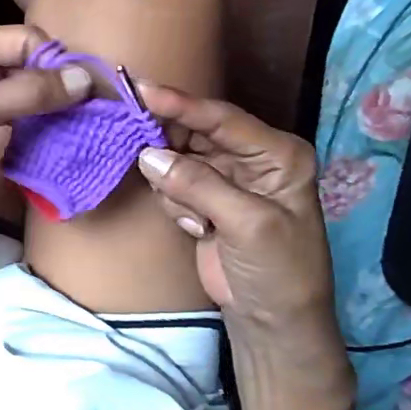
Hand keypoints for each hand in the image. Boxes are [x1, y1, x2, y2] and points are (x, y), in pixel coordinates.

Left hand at [0, 26, 91, 222]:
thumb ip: (26, 92)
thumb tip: (83, 80)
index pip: (23, 40)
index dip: (56, 61)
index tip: (88, 88)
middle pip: (29, 62)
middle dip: (59, 83)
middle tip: (95, 105)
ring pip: (30, 89)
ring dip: (55, 104)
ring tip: (86, 119)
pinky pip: (24, 112)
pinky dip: (44, 120)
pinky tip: (64, 131)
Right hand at [132, 85, 339, 352]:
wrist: (271, 320)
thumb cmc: (278, 270)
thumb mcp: (247, 225)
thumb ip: (199, 186)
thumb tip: (148, 155)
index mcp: (277, 154)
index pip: (222, 119)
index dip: (182, 104)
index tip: (141, 89)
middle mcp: (250, 159)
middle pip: (194, 133)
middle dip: (168, 143)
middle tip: (132, 140)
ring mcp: (224, 180)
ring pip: (176, 159)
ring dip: (172, 184)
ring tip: (194, 218)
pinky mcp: (203, 201)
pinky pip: (171, 184)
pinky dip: (172, 202)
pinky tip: (195, 228)